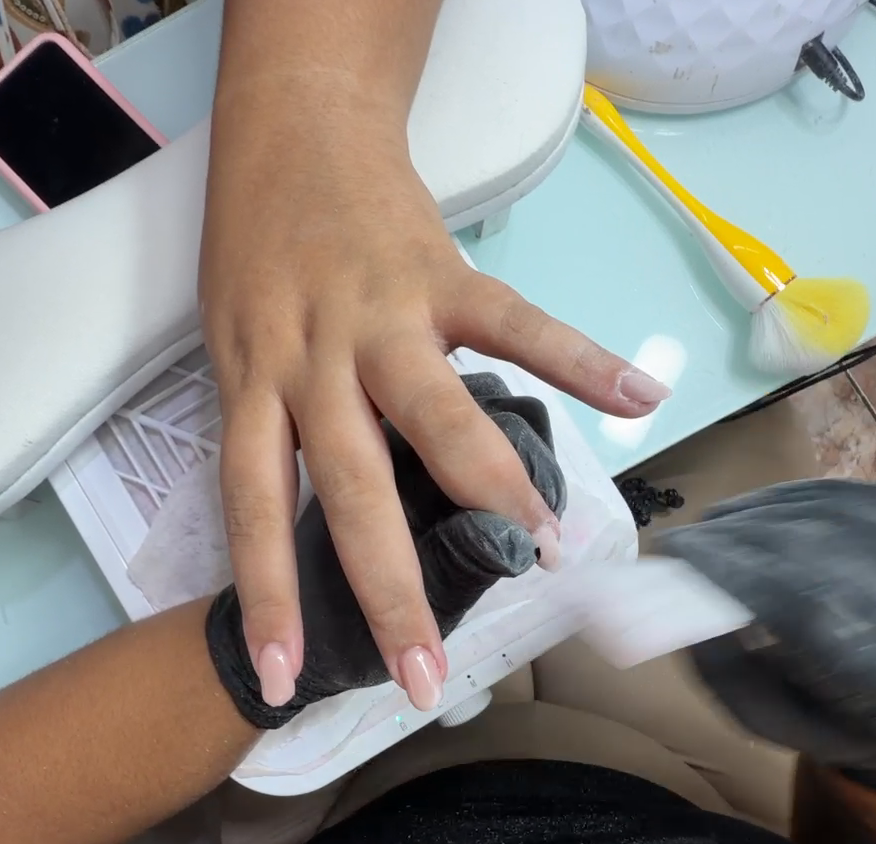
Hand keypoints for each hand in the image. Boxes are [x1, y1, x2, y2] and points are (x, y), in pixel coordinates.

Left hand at [202, 108, 669, 717]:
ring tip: (548, 551)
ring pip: (437, 416)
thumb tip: (326, 520)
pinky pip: (516, 321)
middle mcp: (314, 362)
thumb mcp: (237, 351)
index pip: (255, 511)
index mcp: (255, 387)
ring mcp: (382, 316)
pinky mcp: (444, 272)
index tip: (284, 681)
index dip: (269, 599)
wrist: (292, 129)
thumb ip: (276, 431)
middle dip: (391, 592)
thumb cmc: (256, 256)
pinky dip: (577, 360)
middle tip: (426, 674)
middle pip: (352, 490)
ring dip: (494, 491)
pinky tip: (638, 398)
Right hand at [650, 480, 875, 797]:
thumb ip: (720, 661)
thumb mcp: (765, 716)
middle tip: (684, 539)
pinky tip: (750, 511)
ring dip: (758, 516)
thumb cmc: (837, 722)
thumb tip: (676, 589)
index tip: (674, 550)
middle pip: (818, 550)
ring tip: (710, 527)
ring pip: (831, 515)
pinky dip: (790, 499)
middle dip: (737, 538)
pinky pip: (851, 498)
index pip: (808, 605)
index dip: (733, 568)